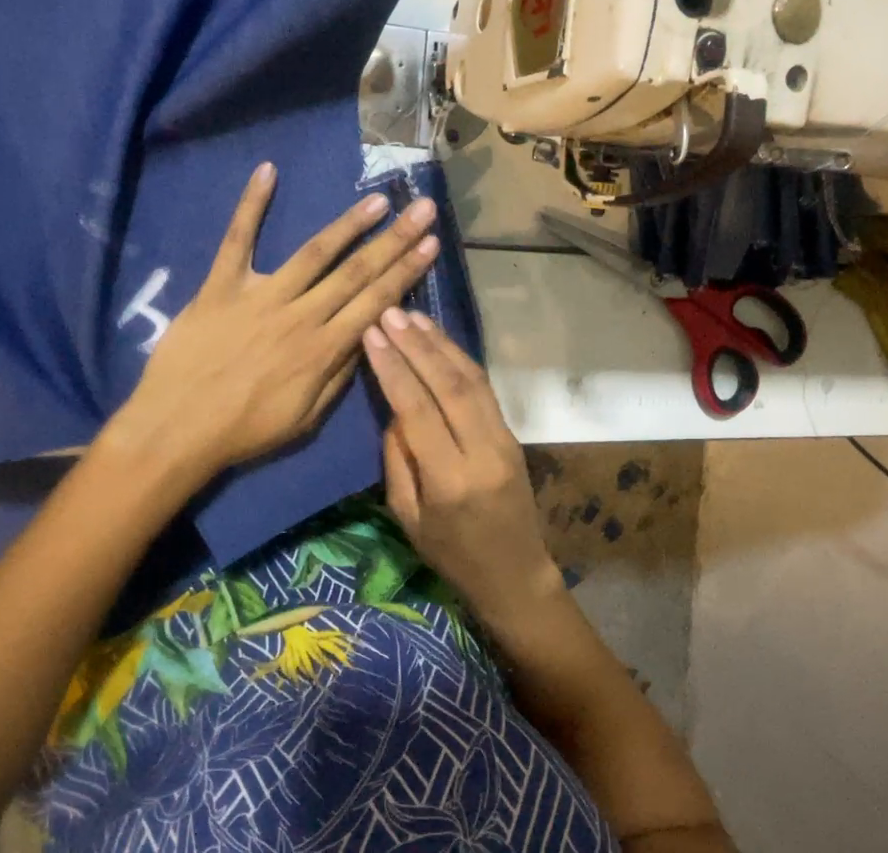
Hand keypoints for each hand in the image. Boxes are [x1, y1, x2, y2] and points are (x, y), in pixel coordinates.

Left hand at [109, 163, 439, 478]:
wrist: (177, 429)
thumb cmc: (244, 431)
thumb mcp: (305, 418)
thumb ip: (339, 375)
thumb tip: (369, 338)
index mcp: (322, 350)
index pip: (375, 302)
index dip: (407, 271)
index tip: (431, 244)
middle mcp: (299, 316)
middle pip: (355, 272)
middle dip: (395, 240)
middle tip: (422, 209)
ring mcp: (259, 296)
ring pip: (313, 253)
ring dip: (349, 224)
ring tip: (377, 200)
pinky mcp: (220, 286)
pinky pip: (237, 240)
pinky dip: (251, 205)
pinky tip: (267, 171)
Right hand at [363, 308, 561, 623]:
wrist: (516, 574)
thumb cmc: (452, 555)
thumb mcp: (408, 518)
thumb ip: (398, 461)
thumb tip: (394, 410)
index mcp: (450, 480)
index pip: (418, 410)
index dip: (394, 369)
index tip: (372, 335)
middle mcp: (482, 452)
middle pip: (448, 385)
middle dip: (417, 346)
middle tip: (390, 313)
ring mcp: (504, 440)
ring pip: (471, 380)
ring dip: (441, 345)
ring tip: (412, 316)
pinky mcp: (512, 435)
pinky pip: (484, 390)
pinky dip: (460, 360)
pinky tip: (440, 342)